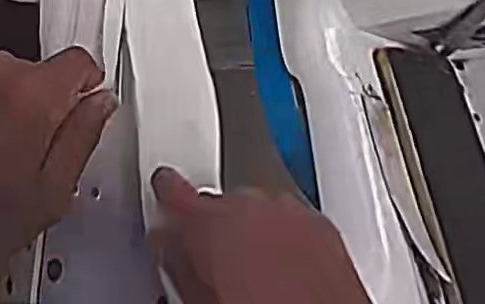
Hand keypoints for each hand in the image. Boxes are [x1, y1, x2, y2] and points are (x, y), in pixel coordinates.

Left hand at [0, 47, 117, 303]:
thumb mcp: (55, 187)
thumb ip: (85, 133)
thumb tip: (101, 103)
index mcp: (33, 94)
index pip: (80, 60)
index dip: (90, 83)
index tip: (89, 100)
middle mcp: (4, 72)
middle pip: (53, 68)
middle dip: (57, 98)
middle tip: (46, 142)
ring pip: (28, 71)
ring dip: (29, 97)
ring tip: (17, 144)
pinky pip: (3, 74)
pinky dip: (6, 96)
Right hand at [150, 168, 370, 303]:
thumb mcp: (206, 299)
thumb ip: (182, 267)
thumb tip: (171, 250)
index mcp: (217, 225)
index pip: (176, 191)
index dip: (165, 194)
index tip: (162, 195)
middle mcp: (255, 206)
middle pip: (217, 203)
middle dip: (210, 226)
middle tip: (206, 264)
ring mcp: (291, 213)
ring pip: (254, 208)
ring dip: (246, 230)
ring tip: (248, 275)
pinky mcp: (323, 228)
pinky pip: (288, 220)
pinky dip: (279, 236)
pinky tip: (280, 271)